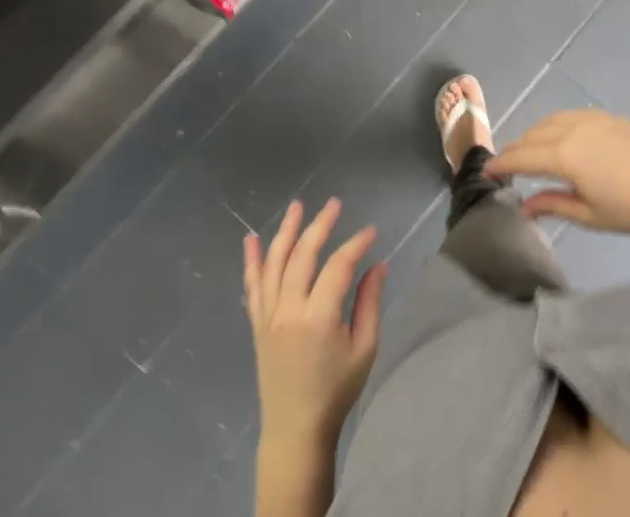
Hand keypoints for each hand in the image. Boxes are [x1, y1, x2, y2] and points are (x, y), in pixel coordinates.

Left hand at [244, 198, 386, 445]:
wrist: (295, 426)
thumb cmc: (336, 390)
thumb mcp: (364, 349)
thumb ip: (369, 304)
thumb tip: (378, 265)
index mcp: (319, 318)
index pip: (337, 266)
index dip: (355, 244)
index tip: (371, 231)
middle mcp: (288, 310)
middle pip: (302, 255)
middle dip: (319, 226)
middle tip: (334, 204)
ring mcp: (268, 315)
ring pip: (274, 263)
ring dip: (286, 231)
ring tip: (297, 206)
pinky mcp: (257, 323)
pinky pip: (252, 285)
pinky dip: (252, 260)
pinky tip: (252, 239)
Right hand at [489, 110, 629, 234]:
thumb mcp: (590, 215)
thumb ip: (553, 205)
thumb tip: (524, 206)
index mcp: (563, 156)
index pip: (520, 157)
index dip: (501, 165)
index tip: (488, 174)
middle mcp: (572, 130)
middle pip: (532, 136)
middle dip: (514, 150)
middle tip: (506, 166)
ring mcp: (592, 119)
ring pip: (550, 121)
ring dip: (533, 135)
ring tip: (528, 152)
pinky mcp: (609, 117)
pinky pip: (570, 116)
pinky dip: (554, 125)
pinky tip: (558, 139)